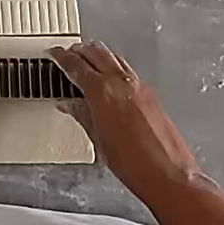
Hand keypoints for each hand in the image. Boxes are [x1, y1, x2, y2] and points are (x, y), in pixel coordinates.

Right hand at [47, 41, 202, 197]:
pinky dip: (113, 66)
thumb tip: (70, 105)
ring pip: (113, 57)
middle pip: (96, 52)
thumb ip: (82, 115)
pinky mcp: (150, 93)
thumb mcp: (98, 139)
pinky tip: (110, 77)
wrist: (168, 174)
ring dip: (97, 55)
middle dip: (79, 50)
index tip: (55, 53)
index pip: (76, 66)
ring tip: (87, 60)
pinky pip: (127, 70)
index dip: (62, 57)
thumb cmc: (134, 164)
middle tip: (68, 53)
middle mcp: (121, 83)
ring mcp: (138, 85)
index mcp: (103, 92)